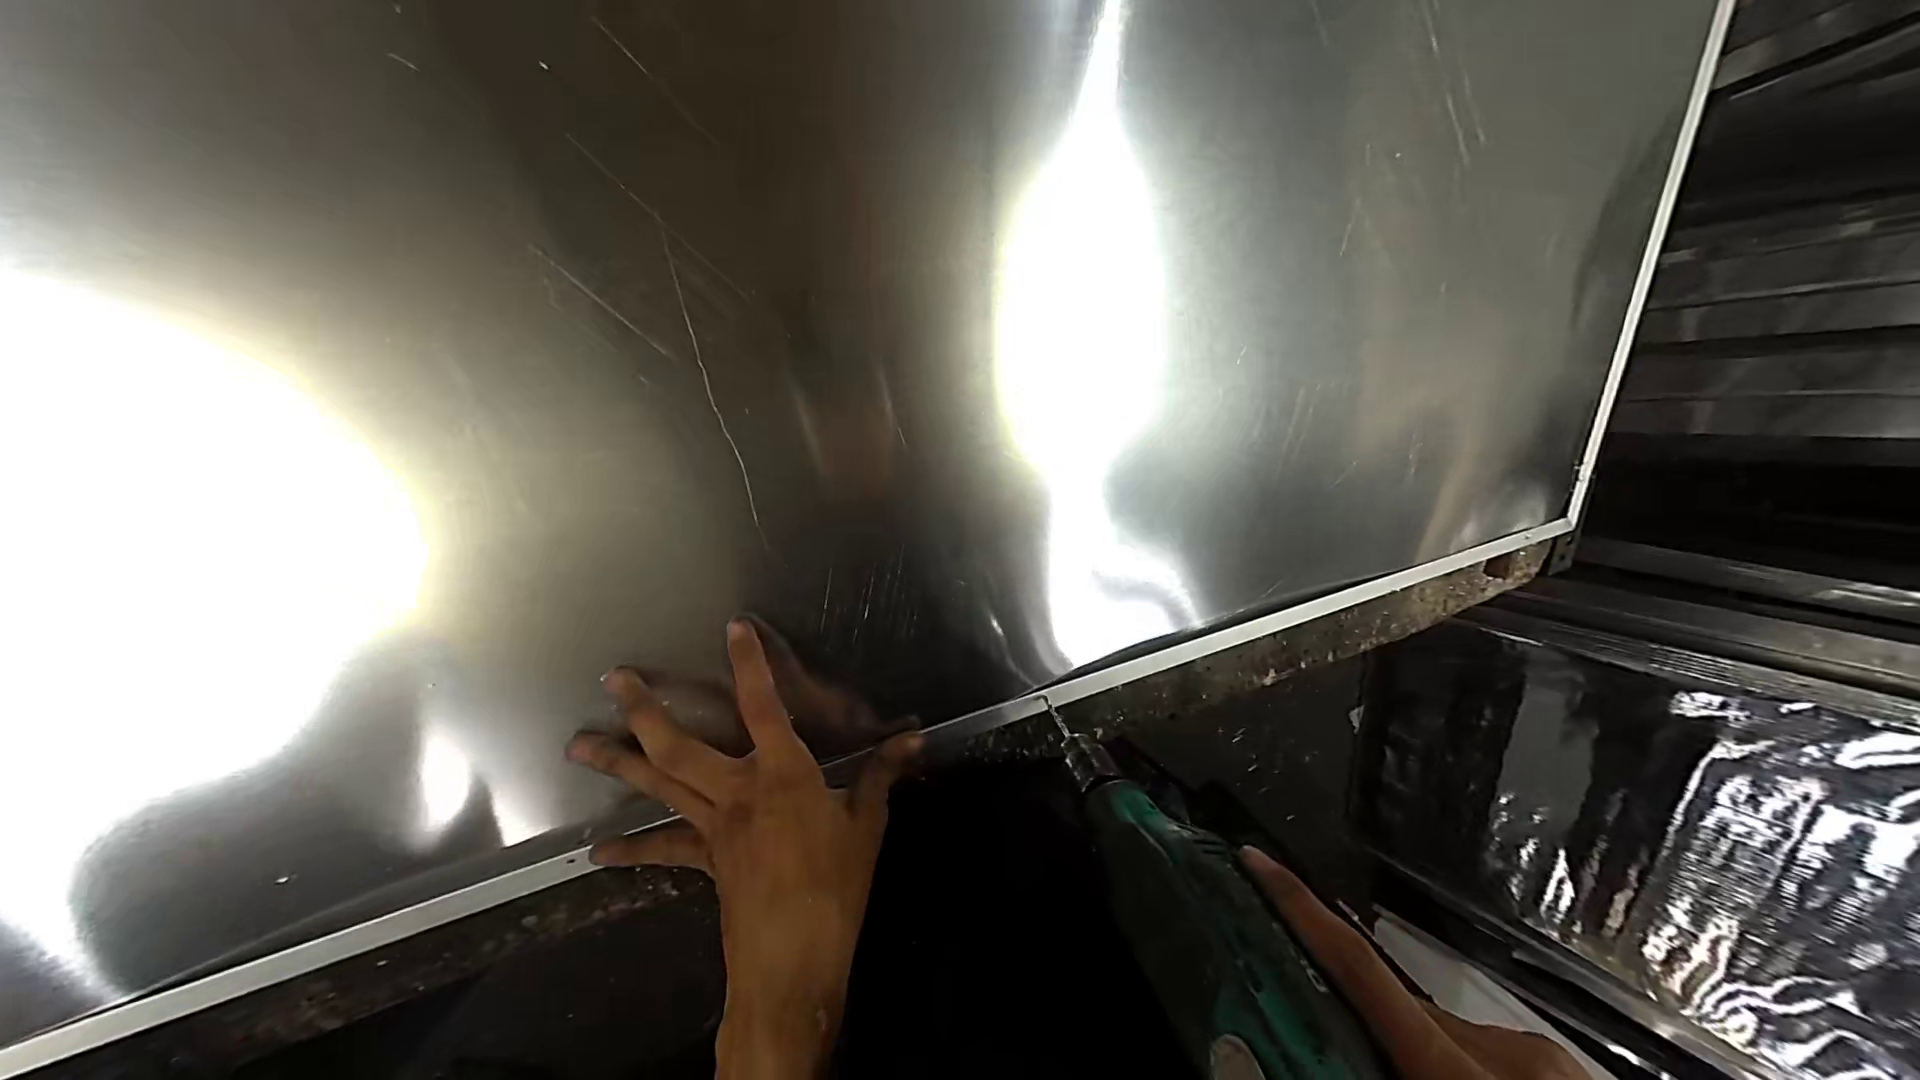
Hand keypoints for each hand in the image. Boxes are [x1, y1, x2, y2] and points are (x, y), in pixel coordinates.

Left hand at [566, 619, 921, 1079]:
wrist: (794, 960)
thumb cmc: (835, 884)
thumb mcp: (868, 823)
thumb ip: (883, 773)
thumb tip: (916, 738)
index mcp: (781, 775)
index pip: (763, 707)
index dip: (750, 665)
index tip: (734, 628)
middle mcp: (737, 792)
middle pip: (680, 746)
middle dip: (645, 710)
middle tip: (614, 679)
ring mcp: (713, 827)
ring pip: (659, 787)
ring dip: (618, 763)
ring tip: (578, 744)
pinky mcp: (704, 860)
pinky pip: (665, 848)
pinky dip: (634, 847)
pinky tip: (600, 848)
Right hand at [1240, 848, 1585, 1079]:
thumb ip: (1385, 1069)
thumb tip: (1339, 1047)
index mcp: (1454, 1073)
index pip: (1357, 968)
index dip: (1300, 907)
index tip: (1256, 858)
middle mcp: (1496, 1049)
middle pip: (1398, 1007)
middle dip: (1362, 1018)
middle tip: (1332, 1037)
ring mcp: (1541, 1056)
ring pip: (1444, 1036)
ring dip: (1422, 1060)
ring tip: (1413, 1078)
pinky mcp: (1567, 1066)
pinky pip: (1488, 1056)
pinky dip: (1465, 1074)